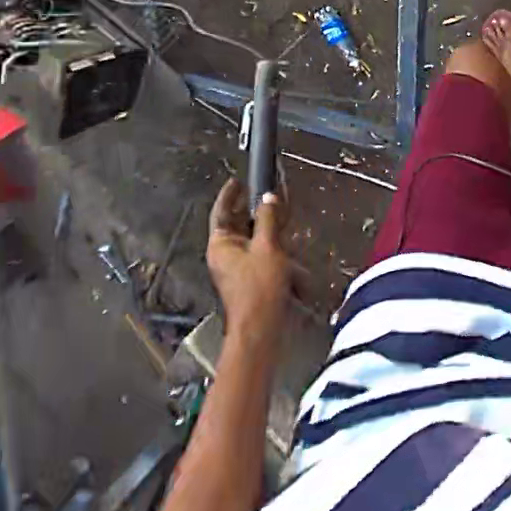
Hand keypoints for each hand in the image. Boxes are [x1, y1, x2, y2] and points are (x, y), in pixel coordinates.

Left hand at [207, 178, 292, 345]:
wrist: (263, 330)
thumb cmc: (260, 287)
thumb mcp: (267, 247)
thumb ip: (268, 219)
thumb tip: (268, 197)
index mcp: (220, 244)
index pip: (221, 211)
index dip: (229, 194)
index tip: (238, 180)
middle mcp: (226, 255)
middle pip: (239, 224)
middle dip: (256, 211)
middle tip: (270, 194)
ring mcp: (238, 268)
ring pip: (253, 241)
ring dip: (269, 231)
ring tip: (285, 218)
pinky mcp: (253, 280)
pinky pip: (262, 257)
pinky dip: (275, 250)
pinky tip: (290, 247)